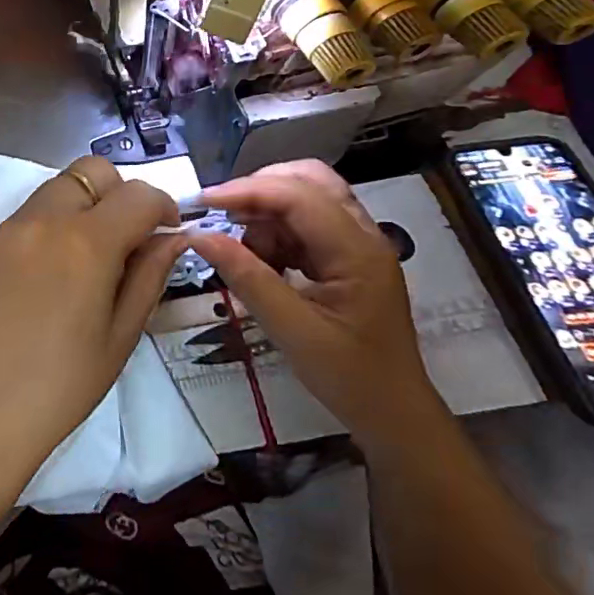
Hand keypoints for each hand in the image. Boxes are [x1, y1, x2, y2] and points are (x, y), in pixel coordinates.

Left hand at [0, 156, 189, 467]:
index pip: (138, 195)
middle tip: (131, 238)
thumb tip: (173, 239)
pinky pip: (35, 209)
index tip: (170, 234)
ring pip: (61, 185)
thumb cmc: (66, 381)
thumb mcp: (123, 332)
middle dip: (121, 192)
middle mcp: (46, 218)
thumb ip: (151, 274)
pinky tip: (61, 264)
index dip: (164, 208)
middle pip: (93, 171)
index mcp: (87, 241)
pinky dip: (58, 217)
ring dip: (88, 202)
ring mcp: (13, 227)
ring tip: (95, 252)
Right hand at [188, 160, 444, 447]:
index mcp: (357, 251)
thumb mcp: (292, 330)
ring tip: (244, 253)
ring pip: (306, 199)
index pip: (299, 196)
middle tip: (222, 217)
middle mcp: (362, 235)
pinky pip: (306, 224)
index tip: (203, 202)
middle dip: (259, 190)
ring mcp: (357, 245)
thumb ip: (247, 278)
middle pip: (309, 181)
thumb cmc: (349, 376)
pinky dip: (277, 233)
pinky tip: (262, 263)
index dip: (247, 191)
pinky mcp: (347, 257)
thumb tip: (199, 236)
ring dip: (267, 214)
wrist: (394, 413)